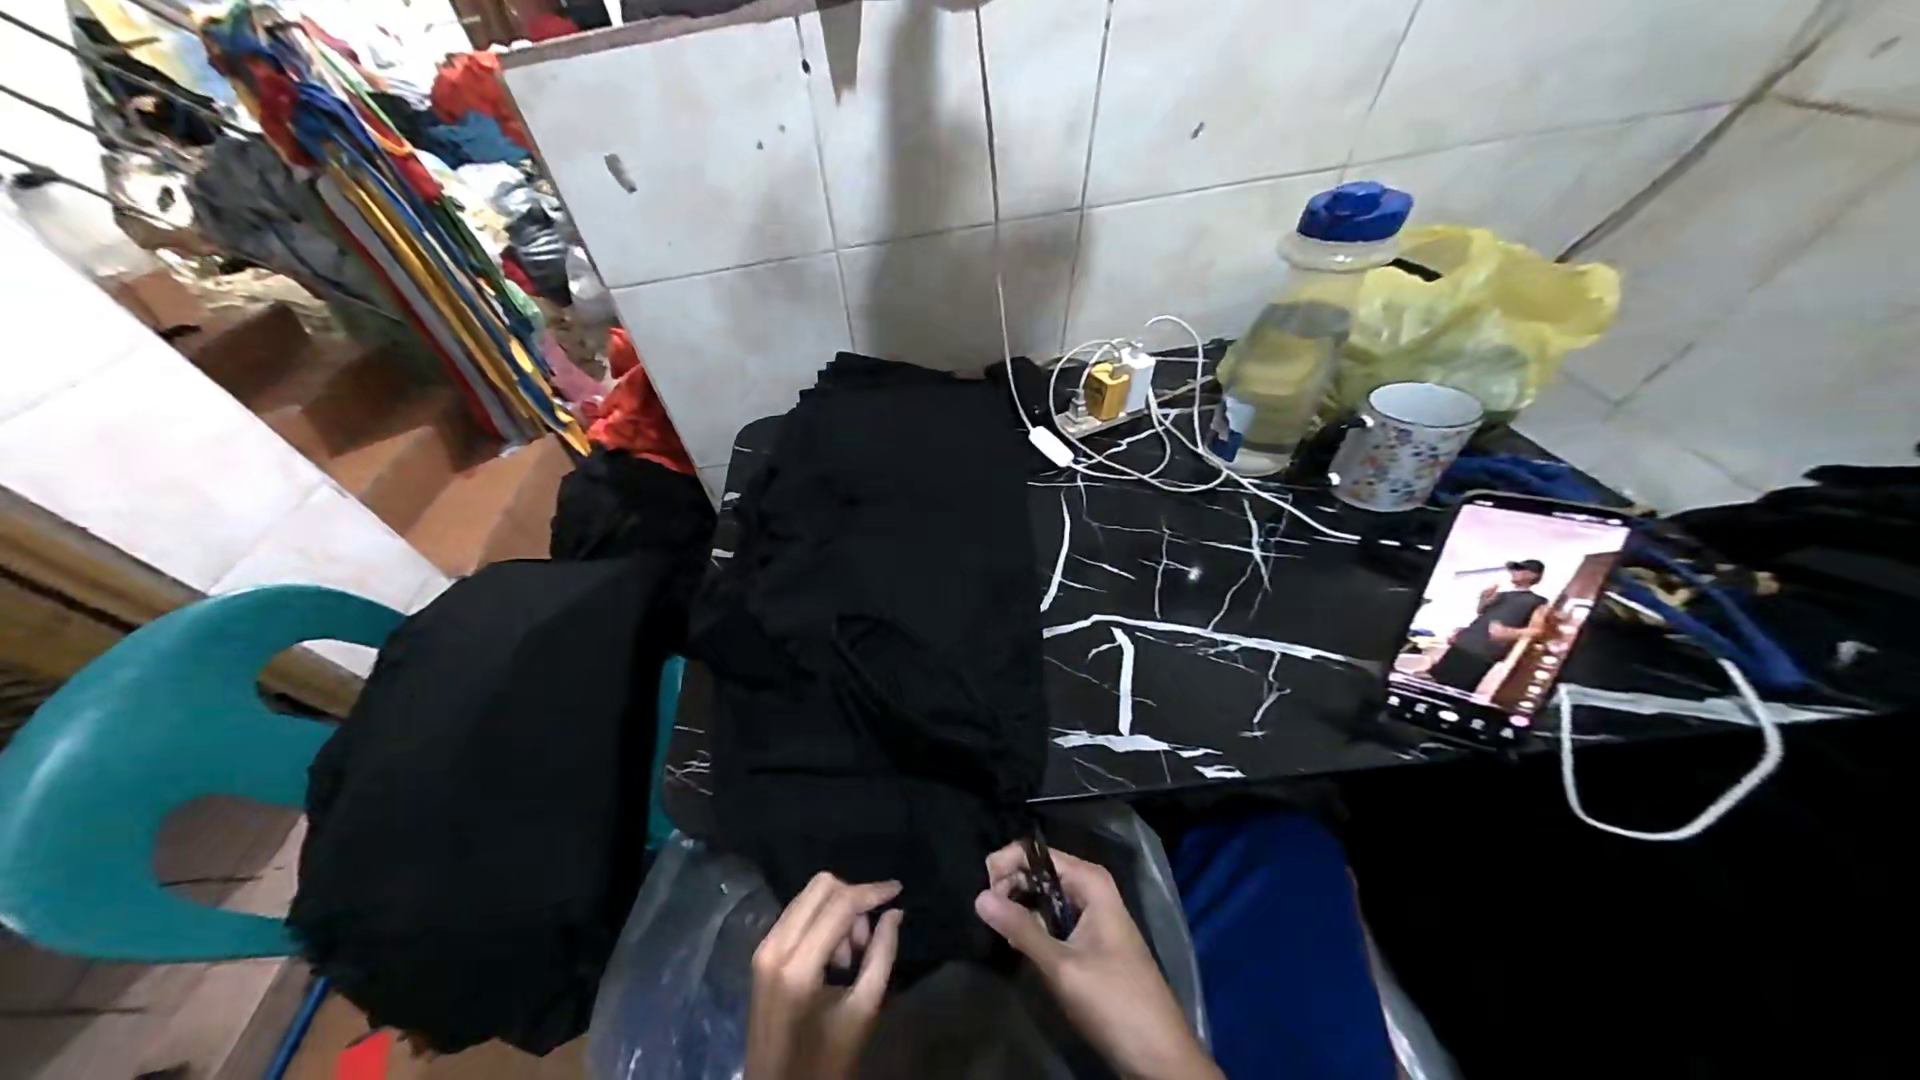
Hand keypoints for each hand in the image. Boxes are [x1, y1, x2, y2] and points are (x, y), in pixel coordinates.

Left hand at [747, 873, 904, 1079]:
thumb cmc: (824, 1062)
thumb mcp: (863, 1011)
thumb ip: (882, 954)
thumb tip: (894, 912)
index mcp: (798, 967)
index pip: (840, 904)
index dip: (873, 891)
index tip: (898, 889)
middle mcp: (775, 947)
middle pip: (821, 887)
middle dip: (853, 899)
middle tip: (868, 936)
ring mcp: (763, 948)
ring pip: (808, 895)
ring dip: (837, 910)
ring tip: (851, 955)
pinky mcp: (761, 954)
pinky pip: (797, 913)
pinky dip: (821, 919)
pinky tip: (833, 954)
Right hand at [974, 843, 1222, 1079]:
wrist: (1159, 1054)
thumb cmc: (1114, 1002)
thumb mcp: (1062, 966)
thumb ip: (1021, 928)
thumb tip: (978, 896)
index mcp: (1089, 880)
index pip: (1034, 852)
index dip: (1005, 865)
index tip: (983, 895)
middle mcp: (1089, 886)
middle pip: (1037, 870)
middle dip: (1008, 886)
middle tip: (987, 917)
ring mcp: (1090, 912)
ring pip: (1042, 895)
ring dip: (1018, 907)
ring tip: (998, 930)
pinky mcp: (1087, 937)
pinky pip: (1051, 916)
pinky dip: (1032, 924)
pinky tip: (1018, 943)